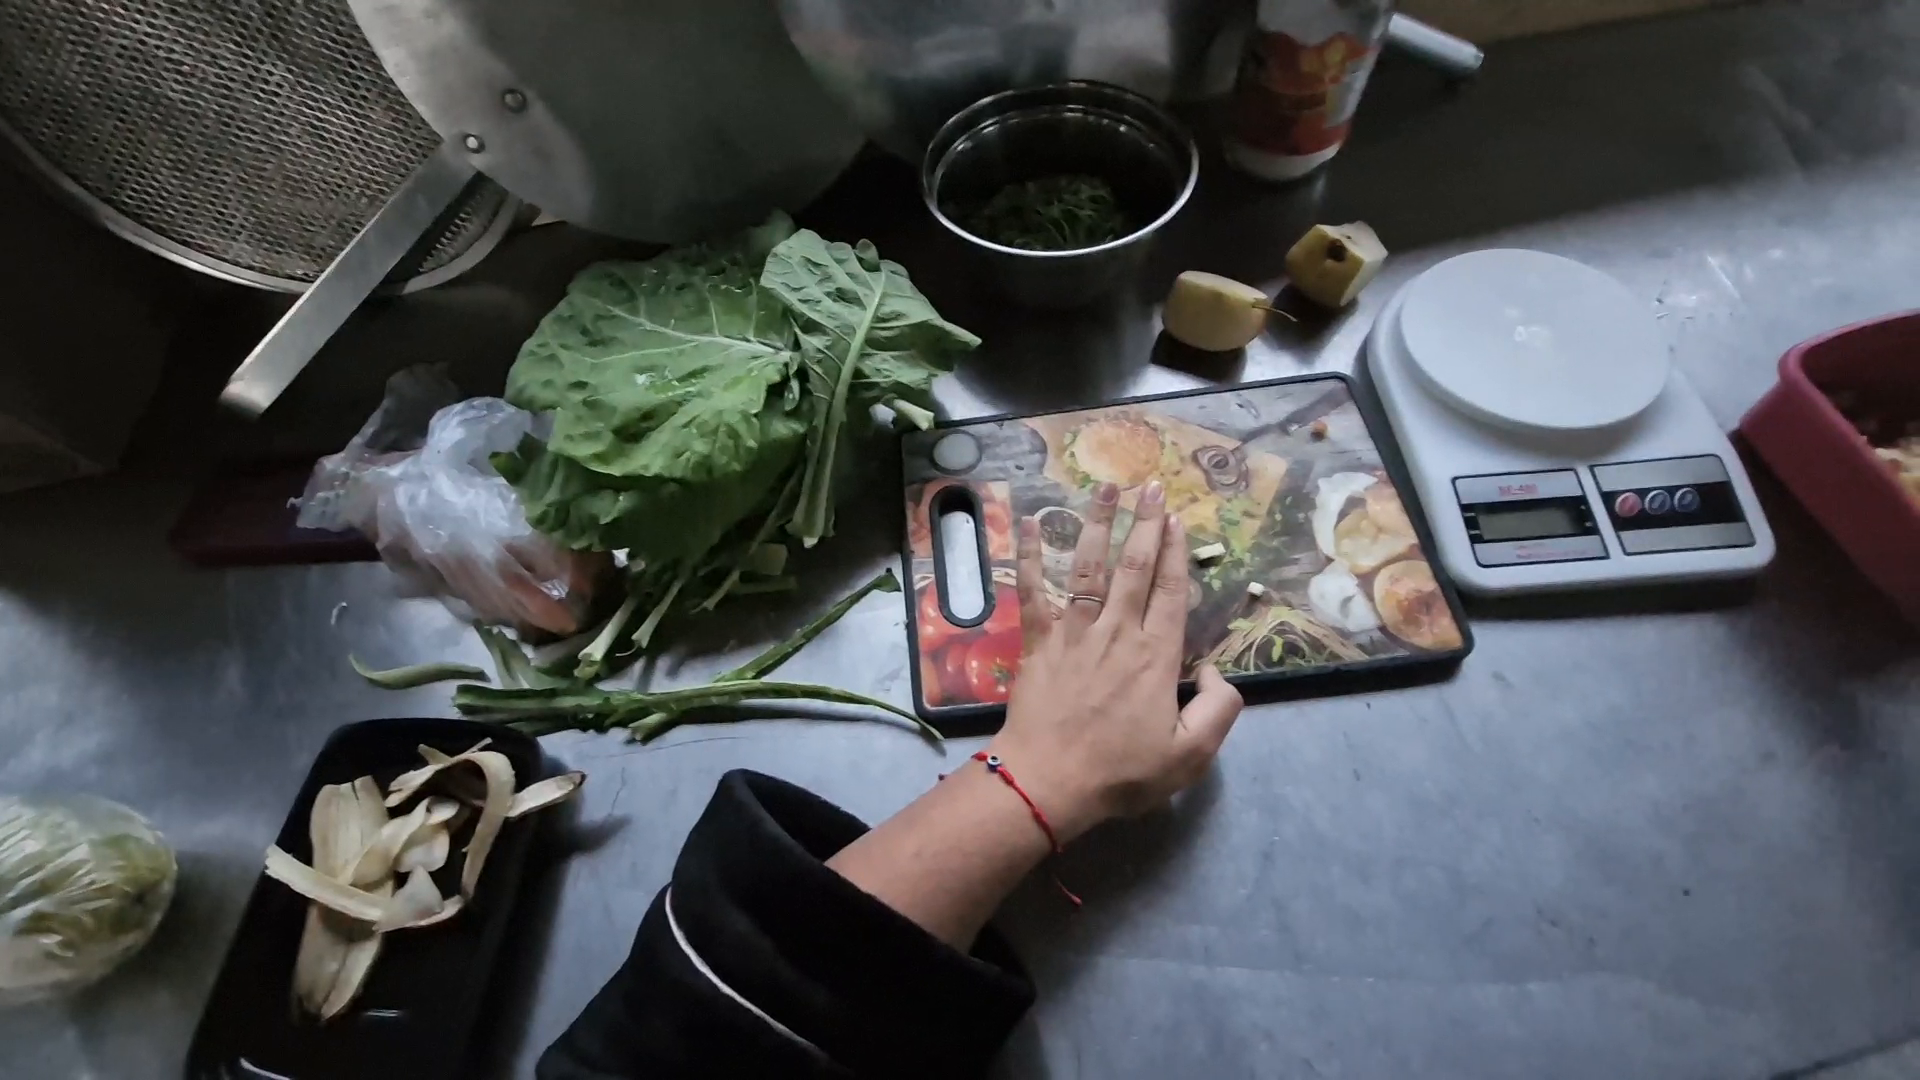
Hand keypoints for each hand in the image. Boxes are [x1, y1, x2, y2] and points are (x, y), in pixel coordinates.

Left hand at [988, 480, 1243, 842]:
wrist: (1049, 781)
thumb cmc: (1120, 773)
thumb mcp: (1190, 756)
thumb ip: (1219, 710)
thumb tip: (1218, 671)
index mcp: (1155, 657)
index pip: (1170, 592)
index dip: (1176, 552)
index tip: (1178, 518)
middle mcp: (1116, 632)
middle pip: (1134, 567)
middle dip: (1144, 523)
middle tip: (1151, 486)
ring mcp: (1073, 632)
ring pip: (1087, 567)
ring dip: (1097, 524)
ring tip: (1104, 488)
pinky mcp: (1037, 641)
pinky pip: (1033, 591)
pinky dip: (1030, 556)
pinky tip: (1028, 523)